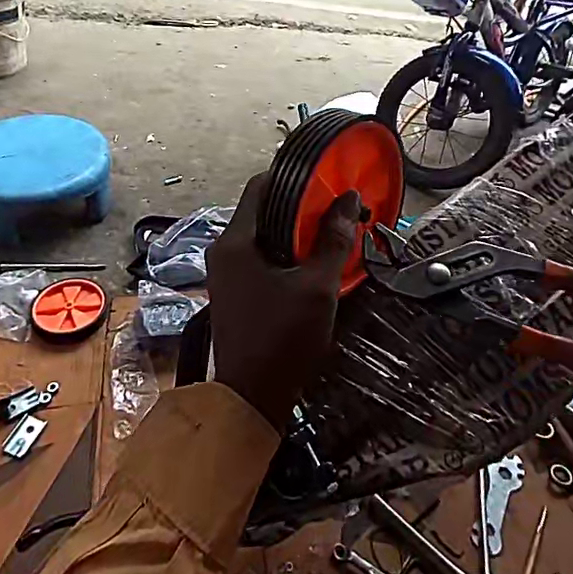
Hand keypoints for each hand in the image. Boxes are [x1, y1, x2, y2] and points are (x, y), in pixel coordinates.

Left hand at [204, 173, 360, 426]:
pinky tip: (312, 260)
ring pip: (262, 235)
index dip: (292, 176)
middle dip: (298, 206)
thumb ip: (332, 241)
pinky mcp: (233, 290)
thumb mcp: (316, 288)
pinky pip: (259, 257)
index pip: (259, 187)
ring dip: (293, 231)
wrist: (251, 396)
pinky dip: (284, 252)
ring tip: (330, 230)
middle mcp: (223, 250)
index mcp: (235, 241)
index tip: (325, 177)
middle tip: (335, 206)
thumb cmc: (282, 338)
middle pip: (261, 211)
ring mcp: (225, 272)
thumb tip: (349, 199)